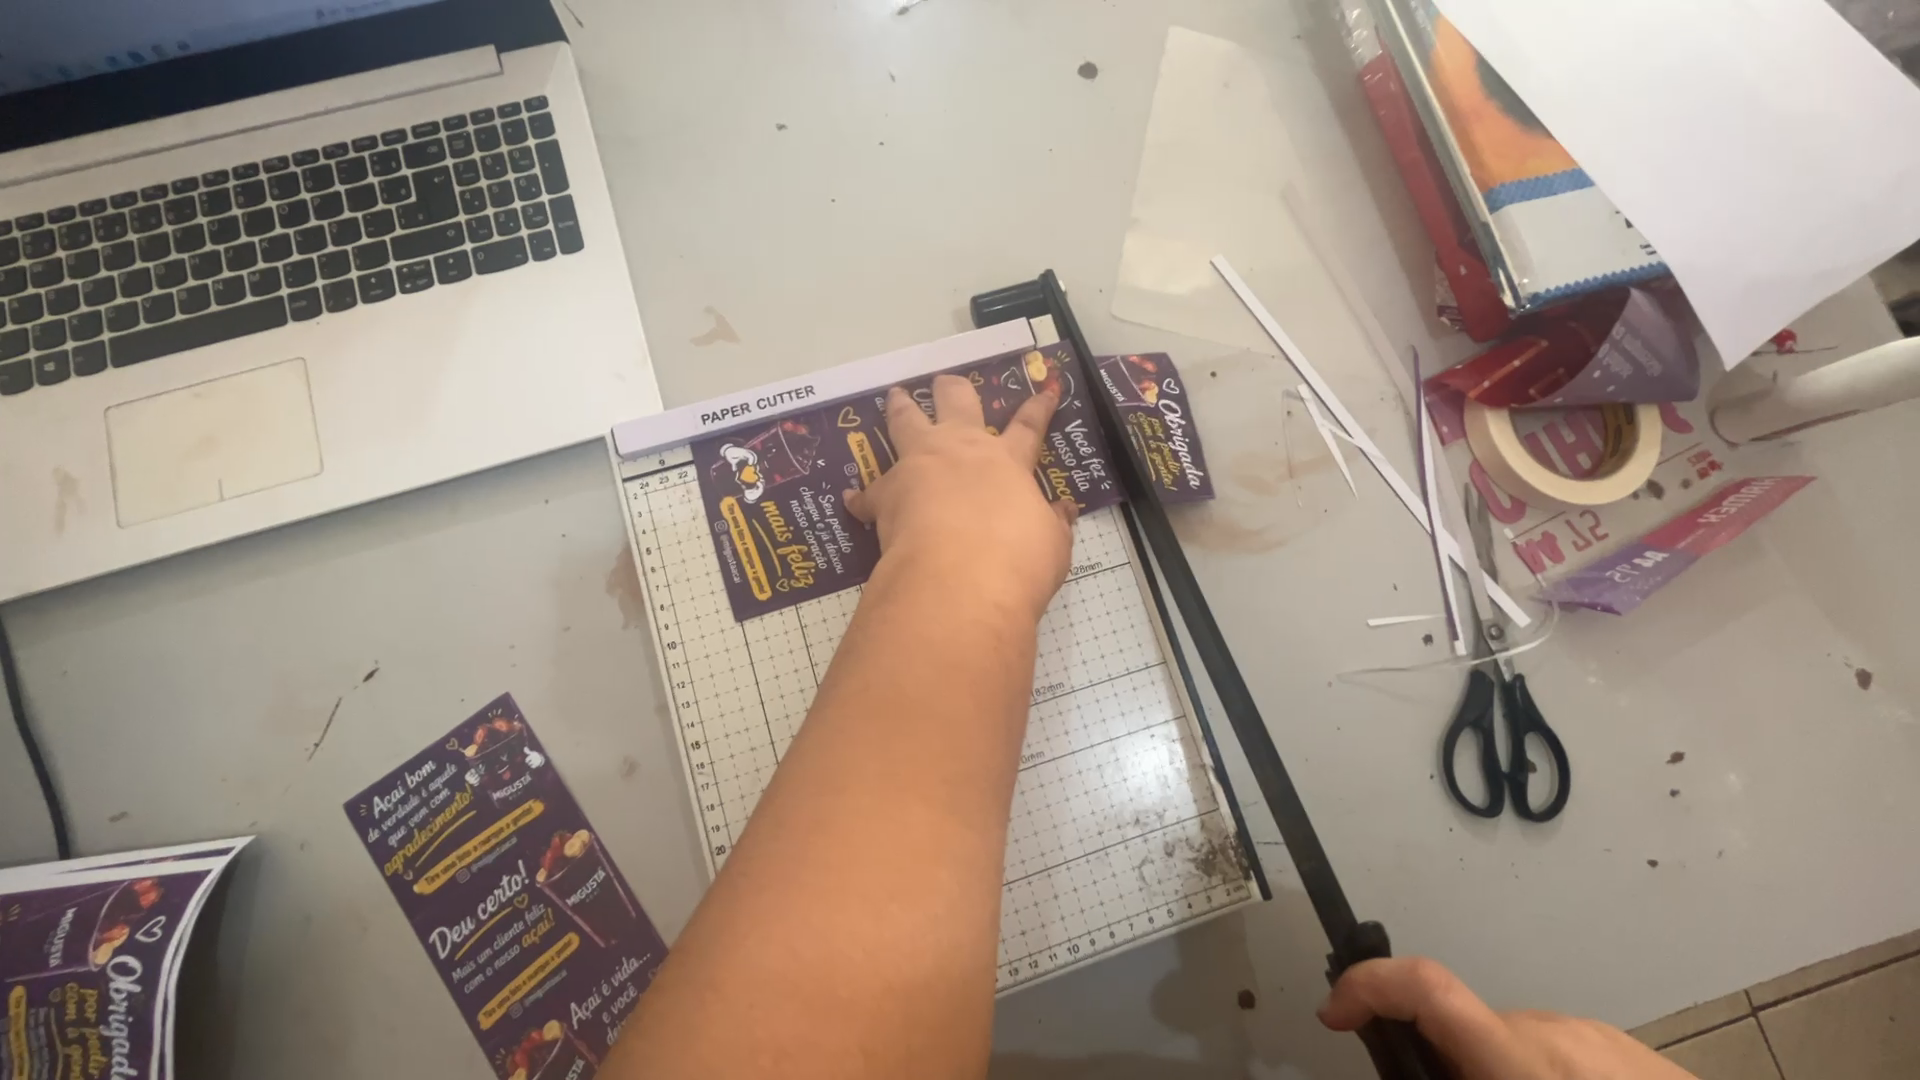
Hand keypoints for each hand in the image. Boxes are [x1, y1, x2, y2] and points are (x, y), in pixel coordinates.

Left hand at [844, 376, 1076, 621]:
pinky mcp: (887, 494)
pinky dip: (860, 497)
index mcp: (1007, 462)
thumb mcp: (1052, 545)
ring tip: (896, 396)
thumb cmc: (1017, 561)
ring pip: (907, 423)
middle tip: (944, 380)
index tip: (1044, 388)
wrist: (961, 578)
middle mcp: (963, 451)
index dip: (1038, 406)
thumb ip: (1054, 523)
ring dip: (902, 408)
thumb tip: (1065, 510)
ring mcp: (920, 466)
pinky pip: (868, 492)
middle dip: (952, 389)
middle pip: (957, 404)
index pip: (1028, 426)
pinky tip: (851, 500)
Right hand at [1320, 957, 1698, 1079]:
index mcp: (1527, 1069)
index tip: (1334, 1016)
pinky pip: (1562, 1053)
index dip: (1365, 985)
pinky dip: (1543, 1079)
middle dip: (1446, 1066)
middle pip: (1464, 1027)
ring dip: (1499, 1075)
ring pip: (1513, 1042)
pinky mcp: (1640, 1051)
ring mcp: (1603, 1038)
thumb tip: (1410, 1070)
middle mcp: (1560, 1037)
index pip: (1427, 988)